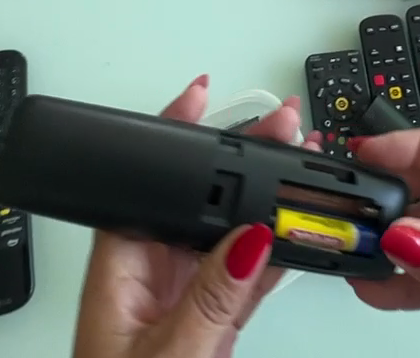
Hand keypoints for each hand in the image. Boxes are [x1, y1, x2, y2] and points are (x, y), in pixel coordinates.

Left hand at [72, 75, 308, 357]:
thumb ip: (210, 299)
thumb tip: (250, 237)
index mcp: (121, 273)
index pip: (147, 185)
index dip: (174, 136)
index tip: (201, 95)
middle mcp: (152, 276)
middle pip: (198, 199)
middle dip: (237, 157)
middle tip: (276, 121)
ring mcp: (186, 299)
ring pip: (231, 231)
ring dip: (265, 197)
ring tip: (297, 159)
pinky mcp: (213, 324)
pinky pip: (250, 273)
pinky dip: (278, 247)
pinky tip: (299, 224)